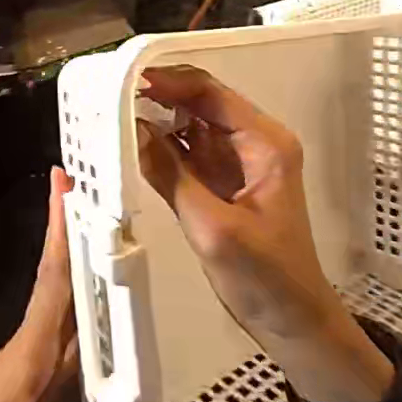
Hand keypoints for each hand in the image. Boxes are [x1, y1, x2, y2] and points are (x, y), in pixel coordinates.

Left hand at [0, 170, 101, 401]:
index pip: (50, 287)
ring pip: (76, 322)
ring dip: (96, 284)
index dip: (61, 235)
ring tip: (128, 252)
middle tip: (113, 196)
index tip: (67, 181)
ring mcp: (36, 380)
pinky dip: (99, 340)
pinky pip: (79, 364)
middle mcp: (33, 358)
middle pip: (69, 290)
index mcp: (23, 362)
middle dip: (89, 242)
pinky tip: (123, 338)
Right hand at [137, 65, 391, 401]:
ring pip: (187, 120)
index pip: (210, 93)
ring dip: (153, 113)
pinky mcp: (217, 178)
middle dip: (157, 92)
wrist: (291, 320)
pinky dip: (157, 141)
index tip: (127, 80)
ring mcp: (233, 158)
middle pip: (198, 99)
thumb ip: (171, 175)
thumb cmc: (266, 276)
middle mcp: (251, 140)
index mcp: (263, 142)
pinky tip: (128, 139)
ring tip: (111, 108)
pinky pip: (183, 147)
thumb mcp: (214, 228)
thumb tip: (132, 130)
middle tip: (110, 91)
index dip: (168, 81)